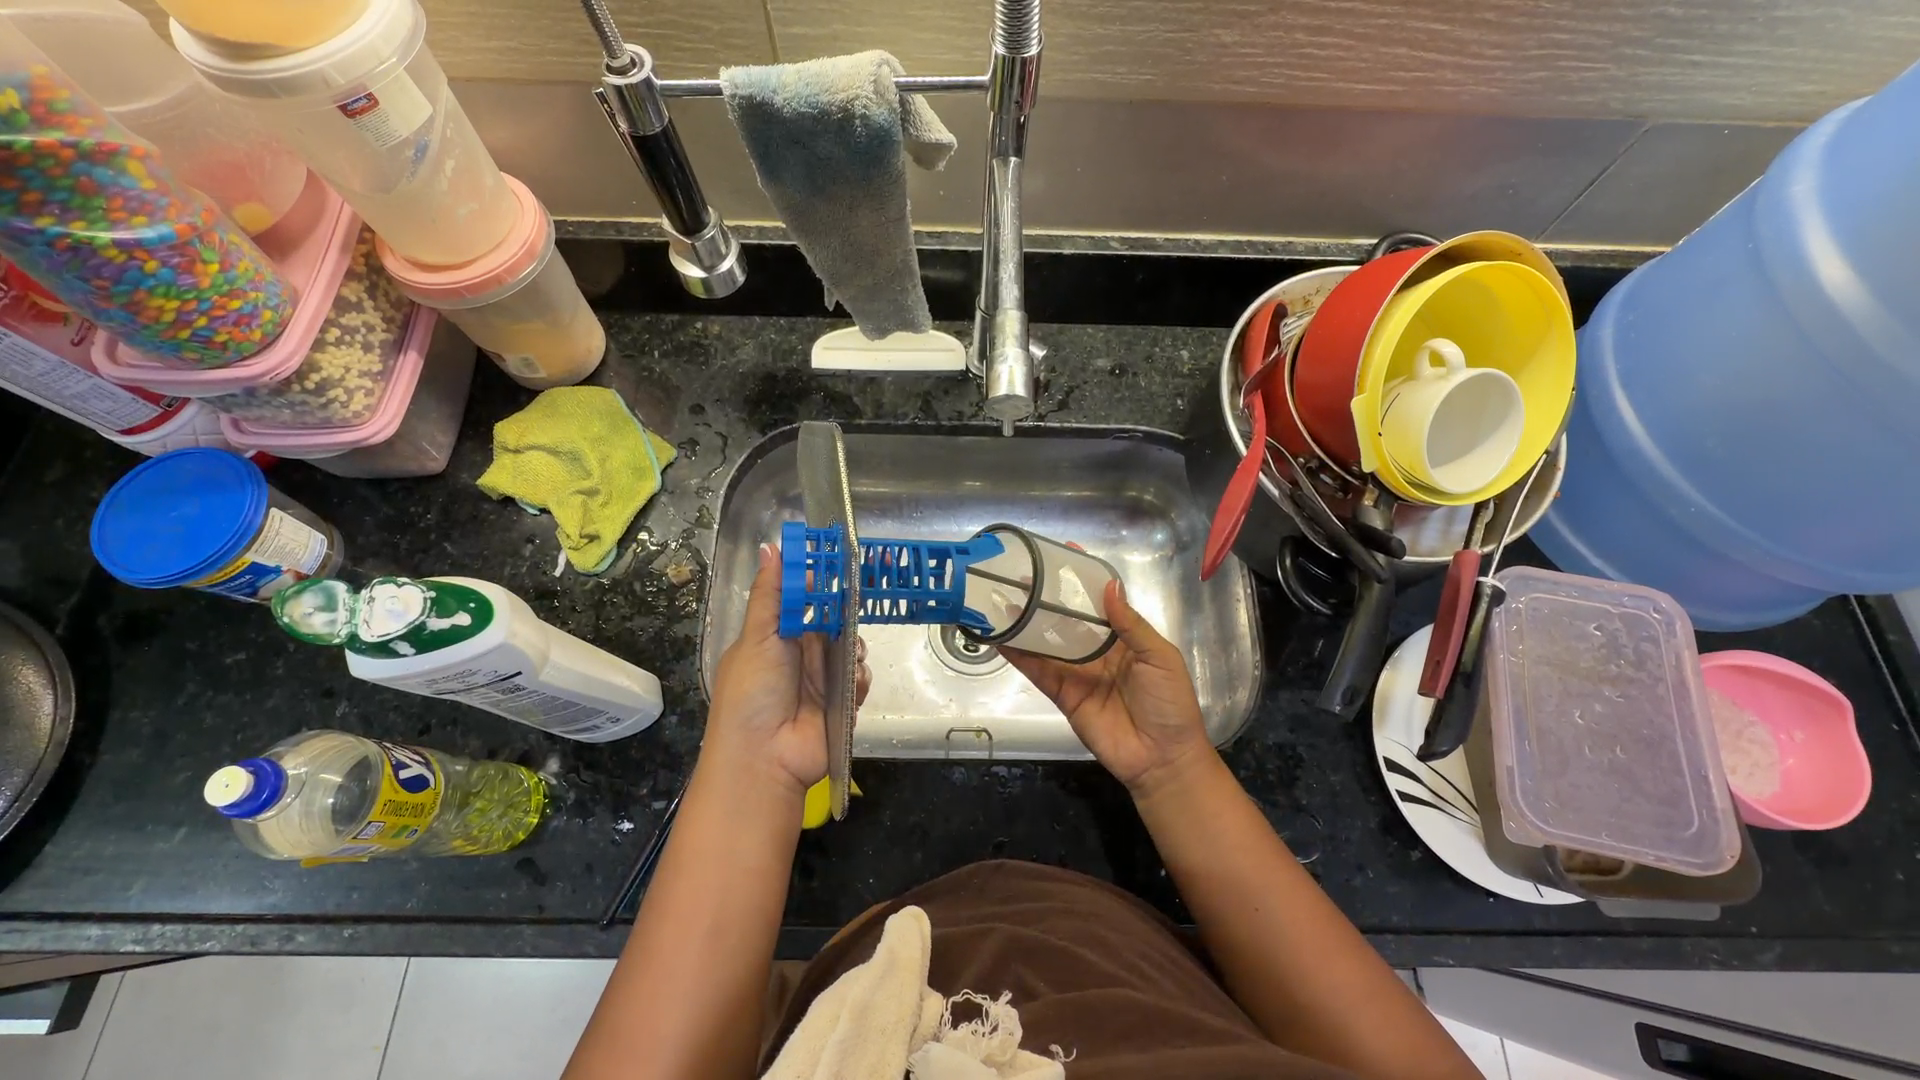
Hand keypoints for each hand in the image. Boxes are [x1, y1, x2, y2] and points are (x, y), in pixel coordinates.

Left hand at [706, 543, 868, 796]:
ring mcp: (822, 680)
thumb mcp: (756, 636)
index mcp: (776, 637)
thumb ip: (771, 594)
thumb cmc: (752, 692)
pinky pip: (860, 680)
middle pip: (834, 623)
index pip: (804, 600)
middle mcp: (800, 656)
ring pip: (851, 650)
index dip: (821, 582)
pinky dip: (859, 680)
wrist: (765, 757)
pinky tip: (851, 685)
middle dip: (846, 615)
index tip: (840, 563)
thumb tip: (771, 547)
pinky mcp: (842, 703)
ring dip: (853, 651)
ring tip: (847, 661)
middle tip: (856, 607)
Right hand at [1002, 579, 1214, 796]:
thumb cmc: (1170, 703)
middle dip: (1047, 598)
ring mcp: (1078, 673)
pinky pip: (1039, 671)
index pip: (1099, 602)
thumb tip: (1109, 586)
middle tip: (1022, 574)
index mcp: (1124, 638)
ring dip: (1027, 622)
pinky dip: (1019, 655)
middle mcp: (1098, 651)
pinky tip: (1001, 637)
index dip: (1083, 580)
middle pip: (1067, 619)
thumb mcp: (1160, 657)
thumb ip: (1131, 624)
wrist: (1161, 757)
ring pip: (1048, 642)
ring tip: (1003, 599)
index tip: (1063, 554)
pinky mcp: (1063, 695)